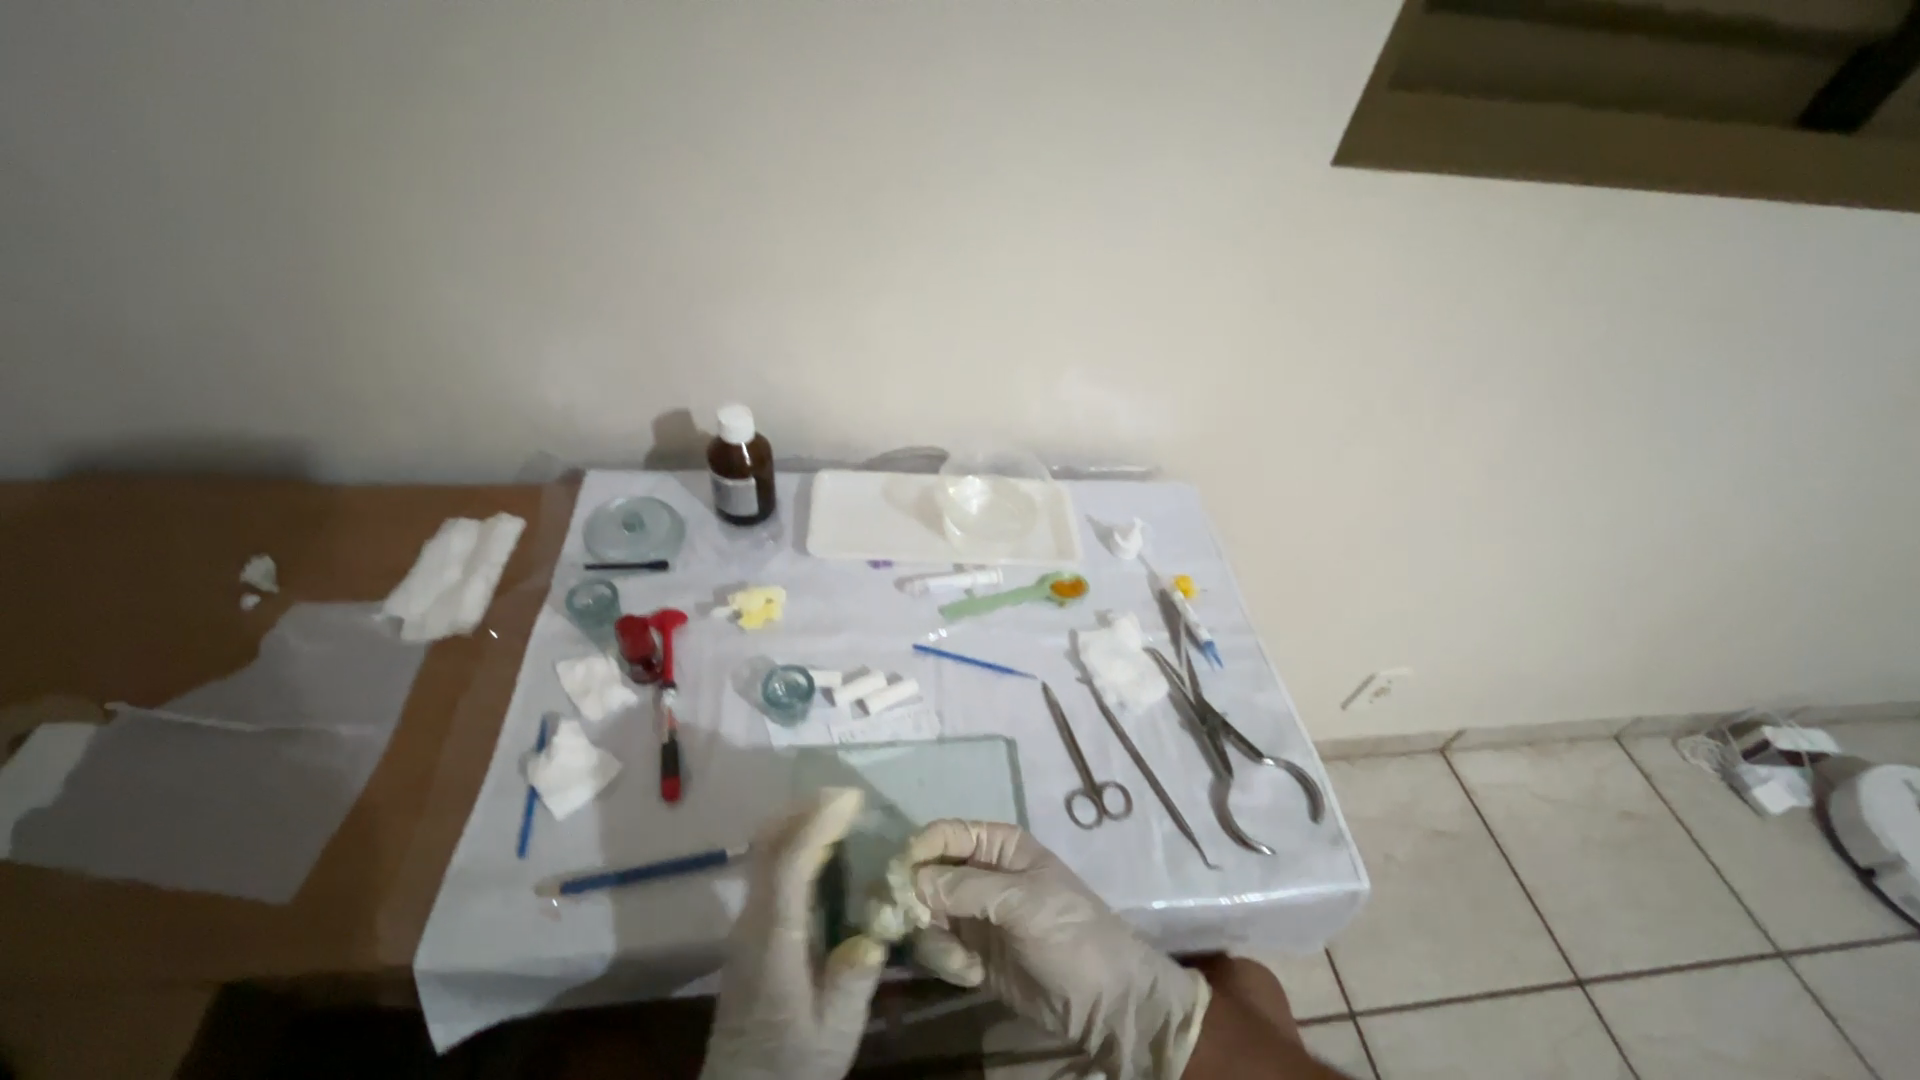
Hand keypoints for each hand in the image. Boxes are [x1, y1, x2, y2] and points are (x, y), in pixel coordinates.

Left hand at [698, 789, 886, 1079]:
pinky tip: (822, 852)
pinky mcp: (748, 934)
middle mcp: (751, 922)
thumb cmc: (793, 1064)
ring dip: (796, 823)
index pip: (789, 865)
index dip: (818, 824)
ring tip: (838, 812)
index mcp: (773, 941)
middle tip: (847, 796)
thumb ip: (854, 978)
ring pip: (762, 854)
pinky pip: (766, 871)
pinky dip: (792, 845)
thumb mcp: (834, 1031)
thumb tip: (875, 925)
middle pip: (766, 846)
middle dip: (803, 810)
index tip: (851, 797)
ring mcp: (744, 926)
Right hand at [904, 820, 1209, 1079]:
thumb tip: (912, 881)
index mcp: (998, 846)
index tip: (901, 881)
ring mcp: (973, 915)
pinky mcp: (970, 953)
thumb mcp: (1022, 902)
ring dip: (935, 941)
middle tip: (917, 927)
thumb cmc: (1070, 933)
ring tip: (963, 963)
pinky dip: (947, 962)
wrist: (1103, 1000)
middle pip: (925, 876)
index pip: (944, 835)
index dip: (918, 853)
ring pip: (925, 916)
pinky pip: (937, 948)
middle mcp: (980, 874)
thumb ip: (965, 888)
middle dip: (917, 903)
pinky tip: (973, 975)